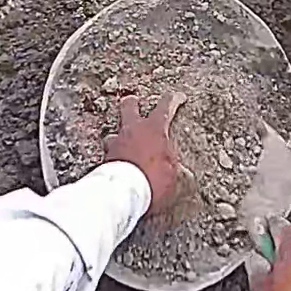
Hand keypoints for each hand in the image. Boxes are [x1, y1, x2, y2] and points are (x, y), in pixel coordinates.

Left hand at [102, 94, 183, 215]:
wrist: (122, 194)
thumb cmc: (152, 179)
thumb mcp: (173, 175)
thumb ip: (176, 169)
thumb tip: (186, 174)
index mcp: (153, 128)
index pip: (165, 106)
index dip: (174, 100)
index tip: (179, 97)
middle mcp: (132, 129)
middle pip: (129, 106)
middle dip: (133, 102)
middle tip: (136, 102)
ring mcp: (116, 141)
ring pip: (115, 129)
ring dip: (121, 134)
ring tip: (125, 140)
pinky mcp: (104, 156)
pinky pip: (109, 150)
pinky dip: (115, 153)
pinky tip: (118, 160)